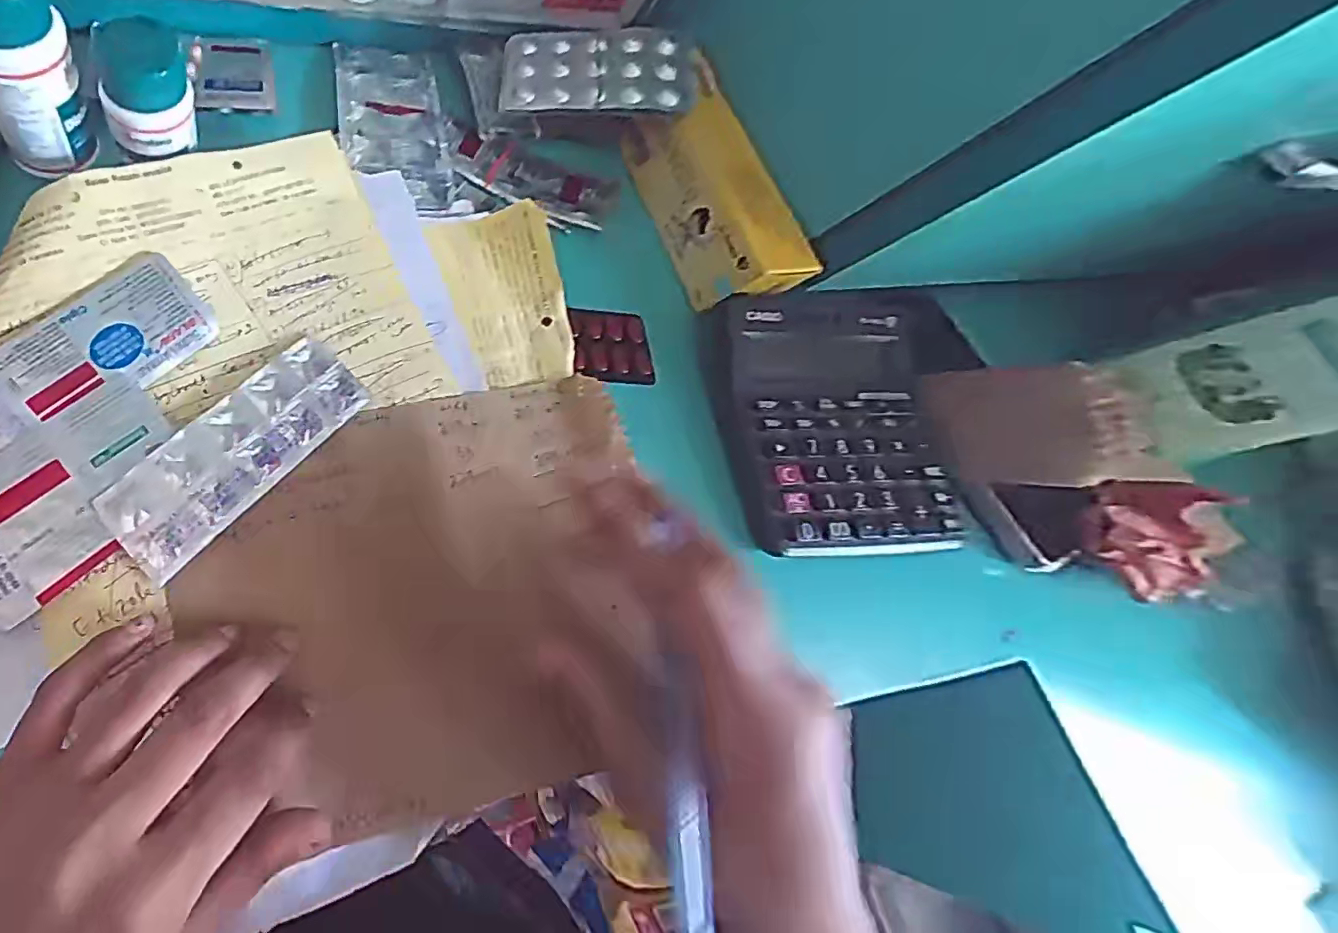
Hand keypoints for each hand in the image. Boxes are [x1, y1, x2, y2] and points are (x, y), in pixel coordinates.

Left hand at [0, 617, 330, 932]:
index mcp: (154, 888)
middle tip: (281, 642)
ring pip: (137, 693)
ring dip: (192, 651)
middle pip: (199, 722)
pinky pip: (60, 691)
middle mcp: (106, 829)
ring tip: (228, 632)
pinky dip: (104, 649)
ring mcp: (51, 790)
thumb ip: (245, 874)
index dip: (284, 733)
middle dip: (253, 672)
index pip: (243, 782)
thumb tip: (318, 819)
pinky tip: (146, 626)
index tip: (304, 705)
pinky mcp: (8, 770)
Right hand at [538, 471, 871, 932]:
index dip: (638, 543)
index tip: (589, 501)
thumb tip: (545, 646)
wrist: (815, 926)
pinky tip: (660, 553)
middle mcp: (789, 678)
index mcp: (758, 709)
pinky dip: (691, 566)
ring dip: (675, 530)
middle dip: (660, 513)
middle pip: (724, 573)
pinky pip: (738, 608)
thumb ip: (603, 717)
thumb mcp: (657, 801)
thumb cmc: (731, 874)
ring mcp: (797, 677)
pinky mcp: (789, 683)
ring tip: (625, 493)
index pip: (695, 599)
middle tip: (604, 472)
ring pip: (736, 582)